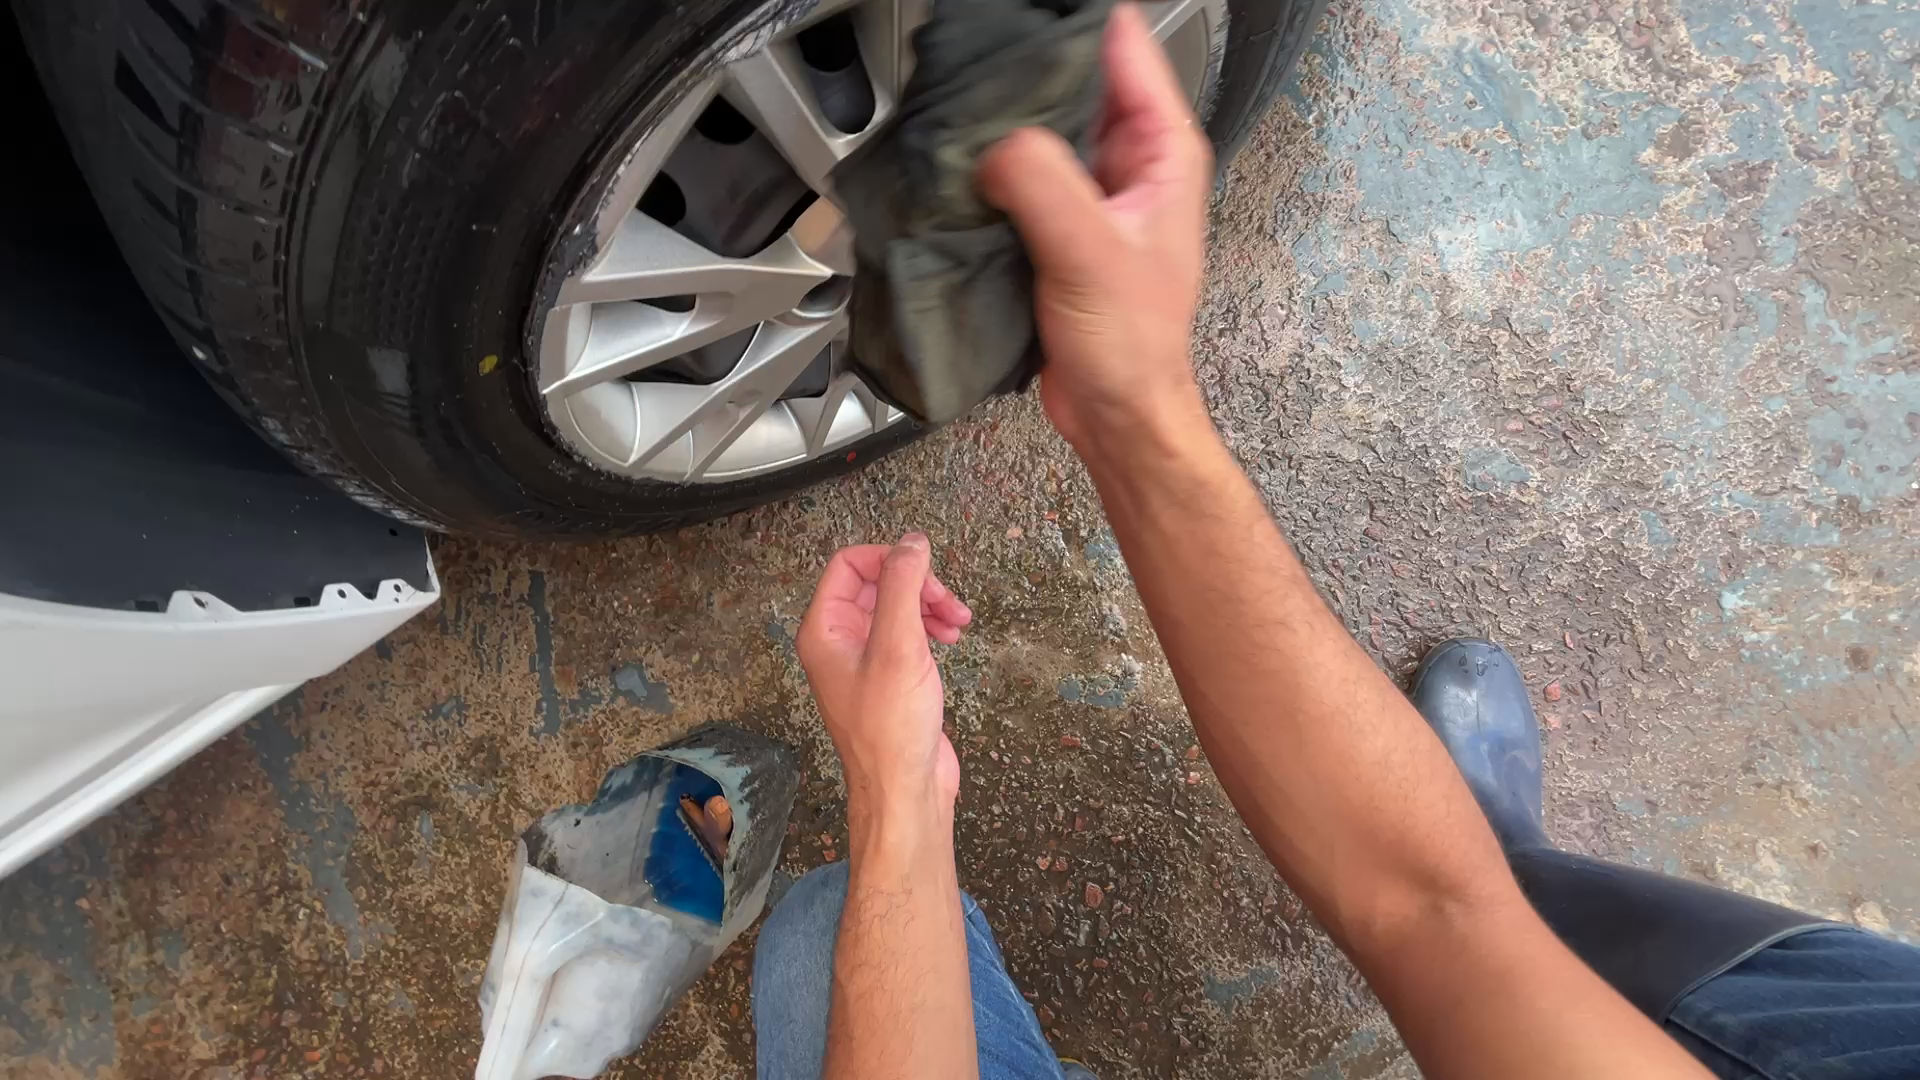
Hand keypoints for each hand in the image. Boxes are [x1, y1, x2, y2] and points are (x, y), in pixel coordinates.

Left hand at [797, 535, 972, 811]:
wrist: (906, 789)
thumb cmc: (892, 727)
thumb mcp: (898, 646)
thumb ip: (902, 586)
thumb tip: (912, 540)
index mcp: (824, 630)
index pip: (849, 565)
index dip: (888, 557)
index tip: (926, 567)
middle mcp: (839, 641)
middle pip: (877, 583)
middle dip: (917, 585)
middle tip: (949, 602)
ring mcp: (864, 659)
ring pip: (897, 606)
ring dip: (930, 605)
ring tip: (959, 621)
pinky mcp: (889, 675)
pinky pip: (907, 632)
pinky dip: (931, 627)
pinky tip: (953, 637)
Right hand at [978, 3, 1213, 451]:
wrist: (1112, 411)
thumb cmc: (1130, 348)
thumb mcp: (1090, 256)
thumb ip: (1043, 185)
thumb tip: (993, 146)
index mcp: (1161, 152)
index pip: (1118, 46)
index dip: (1064, 27)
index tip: (1010, 25)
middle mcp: (1126, 168)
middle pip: (1069, 86)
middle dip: (1019, 82)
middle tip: (966, 82)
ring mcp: (1088, 201)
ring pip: (1038, 137)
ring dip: (1000, 135)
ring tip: (956, 130)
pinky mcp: (1055, 234)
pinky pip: (1018, 186)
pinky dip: (990, 182)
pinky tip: (962, 182)